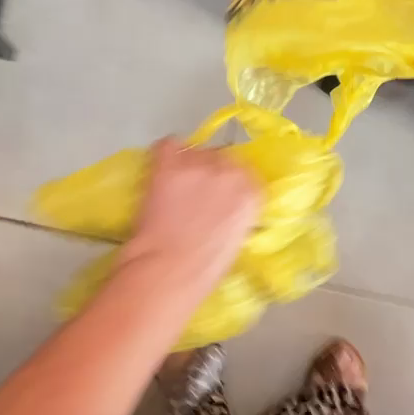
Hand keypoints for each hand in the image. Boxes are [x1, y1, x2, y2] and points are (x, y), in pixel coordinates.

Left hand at [119, 138, 261, 287]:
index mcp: (252, 191)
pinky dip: (165, 153)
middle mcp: (230, 170)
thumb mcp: (237, 237)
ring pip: (194, 151)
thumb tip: (225, 203)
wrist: (170, 270)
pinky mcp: (168, 164)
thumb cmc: (205, 268)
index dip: (228, 181)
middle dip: (209, 171)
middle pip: (221, 156)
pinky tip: (161, 170)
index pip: (244, 170)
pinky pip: (167, 144)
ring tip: (175, 187)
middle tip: (194, 193)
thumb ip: (237, 211)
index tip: (218, 194)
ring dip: (187, 165)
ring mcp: (198, 164)